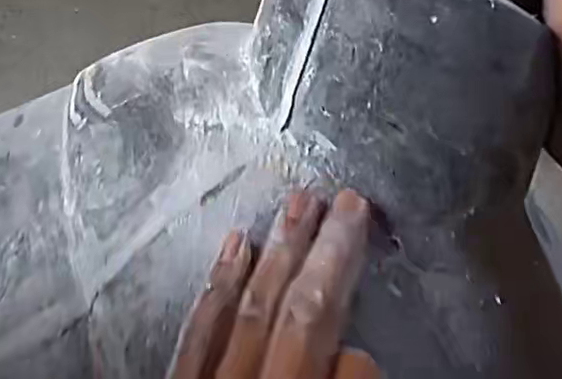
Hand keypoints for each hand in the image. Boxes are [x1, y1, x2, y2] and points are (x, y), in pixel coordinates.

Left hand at [167, 189, 379, 378]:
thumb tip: (356, 352)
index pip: (314, 321)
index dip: (339, 271)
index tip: (361, 224)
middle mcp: (244, 377)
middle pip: (287, 304)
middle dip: (318, 249)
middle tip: (343, 200)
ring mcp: (206, 376)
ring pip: (246, 302)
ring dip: (275, 251)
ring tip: (298, 204)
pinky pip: (200, 324)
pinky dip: (221, 281)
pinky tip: (237, 242)